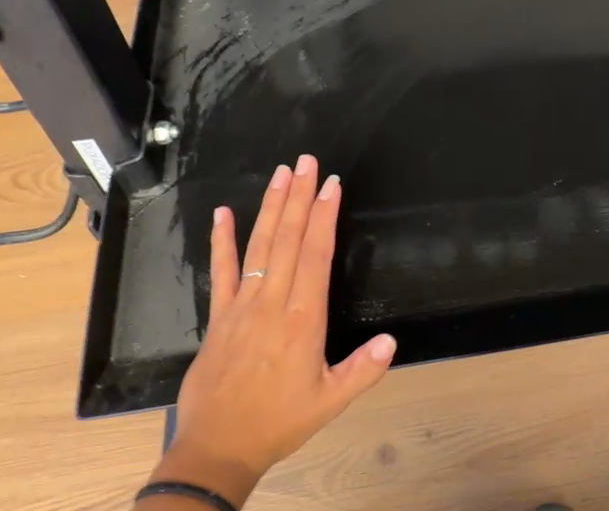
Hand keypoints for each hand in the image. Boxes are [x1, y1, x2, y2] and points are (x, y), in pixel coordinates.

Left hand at [149, 155, 396, 505]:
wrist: (217, 448)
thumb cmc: (278, 423)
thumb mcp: (330, 402)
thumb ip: (362, 370)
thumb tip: (392, 340)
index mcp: (302, 319)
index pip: (315, 255)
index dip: (323, 216)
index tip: (330, 185)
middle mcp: (272, 303)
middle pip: (288, 239)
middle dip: (299, 197)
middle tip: (307, 161)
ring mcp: (241, 306)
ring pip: (259, 246)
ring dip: (271, 207)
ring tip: (281, 173)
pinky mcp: (218, 317)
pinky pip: (222, 272)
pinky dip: (222, 241)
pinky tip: (221, 214)